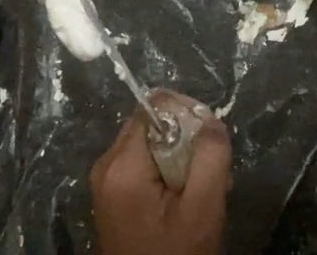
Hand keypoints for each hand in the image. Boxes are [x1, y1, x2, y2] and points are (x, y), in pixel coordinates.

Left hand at [90, 92, 230, 254]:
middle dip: (186, 137)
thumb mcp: (202, 210)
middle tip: (211, 167)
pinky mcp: (112, 192)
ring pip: (150, 141)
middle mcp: (106, 164)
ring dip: (179, 154)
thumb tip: (211, 118)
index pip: (155, 107)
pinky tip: (184, 195)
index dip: (186, 114)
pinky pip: (143, 161)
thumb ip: (210, 158)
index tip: (210, 140)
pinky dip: (166, 169)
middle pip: (151, 123)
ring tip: (201, 185)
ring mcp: (106, 179)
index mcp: (122, 165)